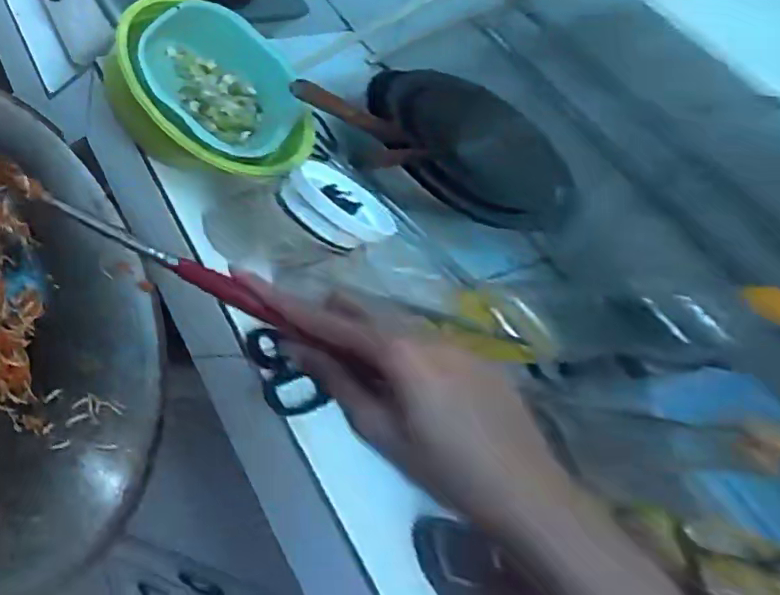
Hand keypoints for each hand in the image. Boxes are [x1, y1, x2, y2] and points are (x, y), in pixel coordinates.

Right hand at [257, 284, 571, 531]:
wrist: (541, 507)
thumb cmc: (447, 470)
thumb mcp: (376, 428)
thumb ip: (332, 376)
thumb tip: (291, 343)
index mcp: (395, 351)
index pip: (320, 316)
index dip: (275, 296)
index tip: (238, 272)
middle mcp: (423, 334)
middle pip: (352, 307)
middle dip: (321, 317)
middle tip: (305, 347)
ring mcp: (455, 343)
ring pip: (386, 321)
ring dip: (359, 335)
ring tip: (361, 378)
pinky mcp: (478, 358)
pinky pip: (418, 338)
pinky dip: (393, 349)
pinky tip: (406, 390)